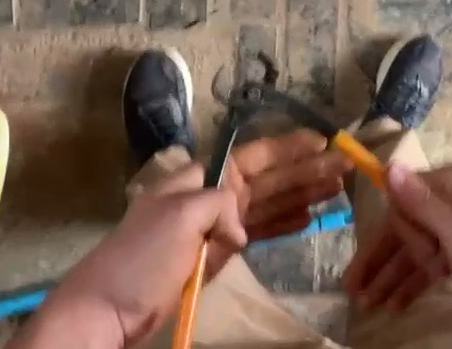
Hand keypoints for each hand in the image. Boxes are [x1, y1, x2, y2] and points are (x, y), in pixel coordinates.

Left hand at [21, 134, 349, 348]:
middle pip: (269, 177)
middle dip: (307, 170)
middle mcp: (214, 194)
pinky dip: (285, 223)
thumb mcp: (180, 216)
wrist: (106, 311)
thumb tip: (244, 226)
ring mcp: (217, 225)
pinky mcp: (218, 255)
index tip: (323, 140)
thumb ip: (220, 204)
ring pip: (270, 203)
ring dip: (303, 195)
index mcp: (203, 176)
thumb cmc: (140, 257)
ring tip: (338, 190)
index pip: (255, 154)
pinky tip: (309, 218)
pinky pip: (260, 231)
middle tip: (345, 165)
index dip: (289, 148)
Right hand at [344, 163, 451, 321]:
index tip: (358, 265)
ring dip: (391, 276)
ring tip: (367, 305)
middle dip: (379, 260)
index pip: (401, 201)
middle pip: (404, 228)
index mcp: (448, 184)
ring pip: (415, 250)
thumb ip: (418, 201)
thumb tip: (388, 165)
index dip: (378, 234)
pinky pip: (431, 266)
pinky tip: (395, 305)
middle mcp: (450, 202)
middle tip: (353, 290)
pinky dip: (414, 282)